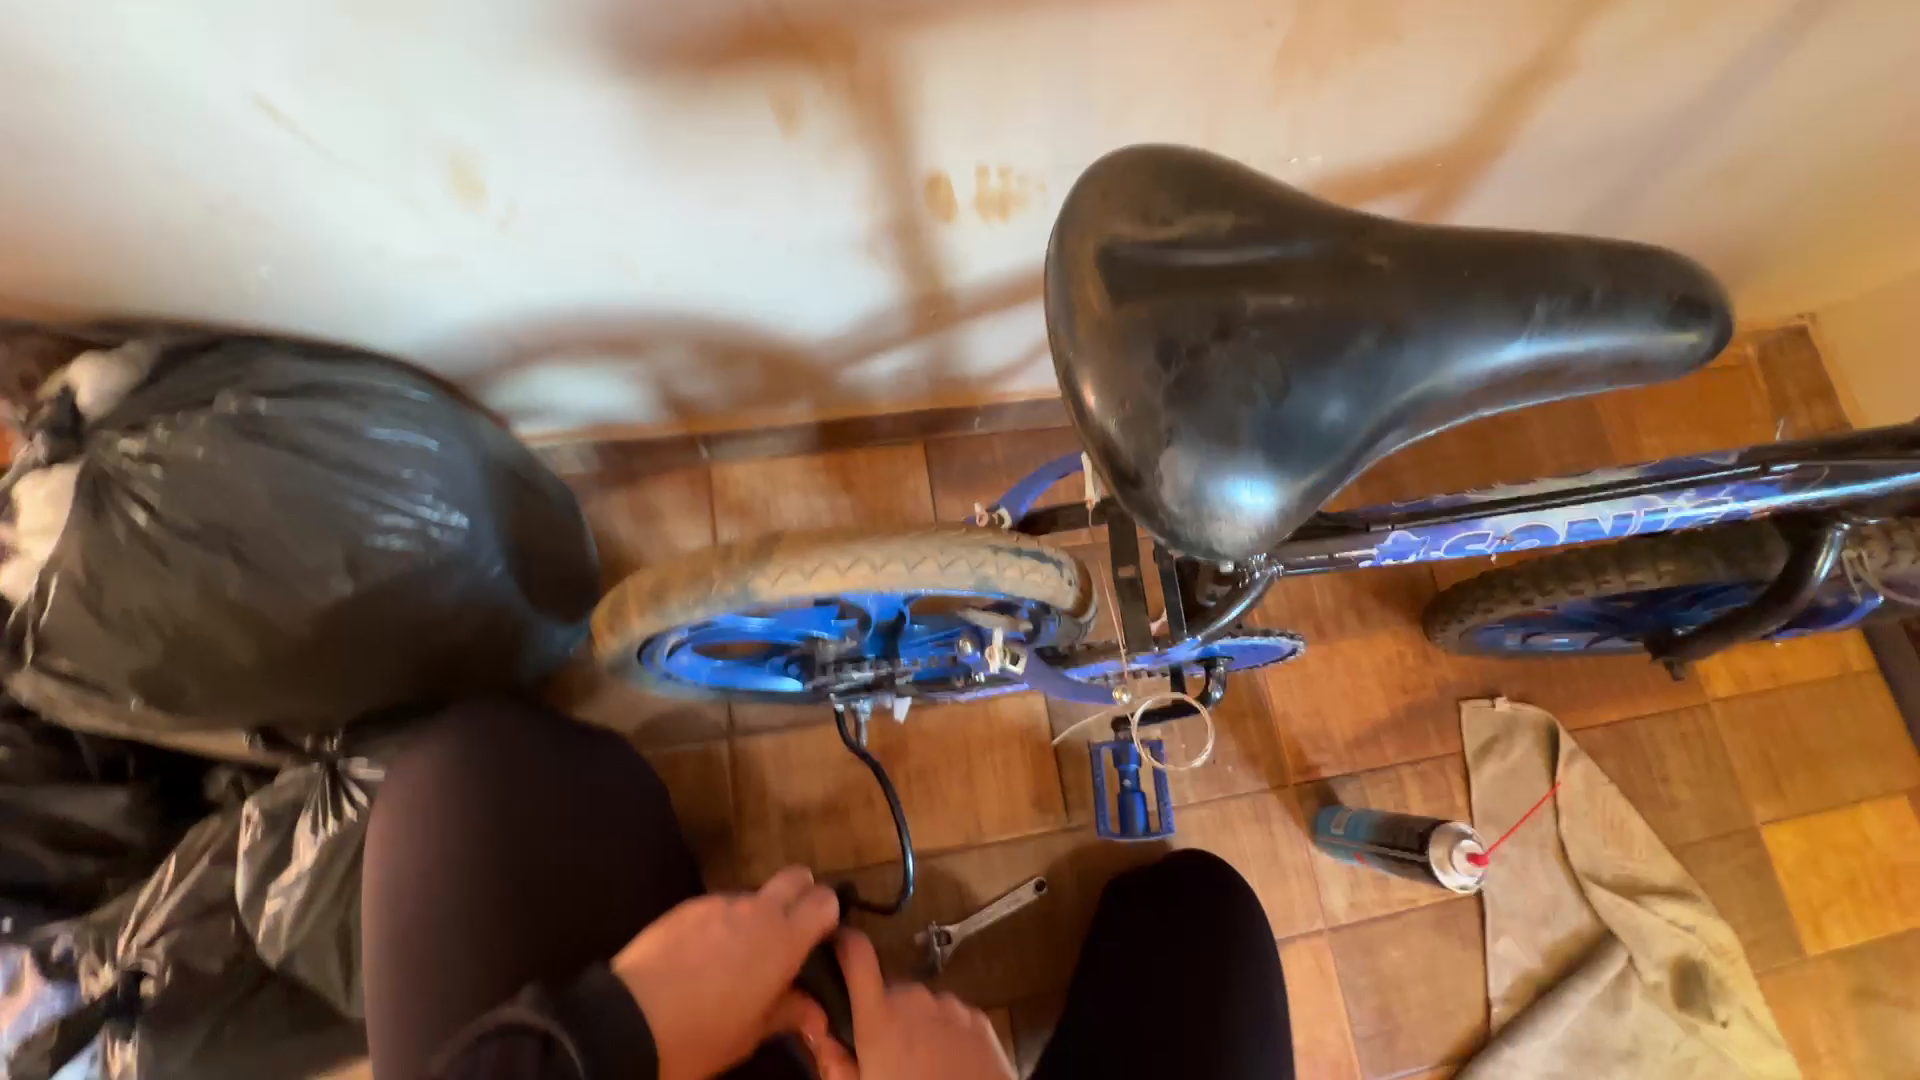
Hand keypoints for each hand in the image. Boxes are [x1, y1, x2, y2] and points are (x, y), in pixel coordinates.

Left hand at [612, 867, 839, 1079]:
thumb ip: (788, 1012)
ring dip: (755, 917)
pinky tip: (698, 959)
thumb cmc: (699, 1037)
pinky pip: (717, 908)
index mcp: (784, 940)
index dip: (827, 915)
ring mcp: (720, 903)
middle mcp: (758, 910)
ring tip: (733, 958)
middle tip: (787, 934)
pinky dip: (719, 925)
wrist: (625, 1025)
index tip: (819, 939)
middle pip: (796, 877)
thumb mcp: (750, 1037)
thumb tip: (817, 1012)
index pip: (825, 900)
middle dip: (800, 896)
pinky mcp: (687, 906)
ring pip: (753, 896)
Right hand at [807, 930, 1014, 1079]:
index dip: (845, 943)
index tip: (837, 943)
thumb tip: (817, 1031)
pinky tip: (950, 1065)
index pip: (857, 954)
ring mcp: (951, 1005)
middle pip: (891, 992)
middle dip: (886, 1014)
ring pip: (923, 1006)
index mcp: (879, 1016)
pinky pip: (953, 1018)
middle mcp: (915, 998)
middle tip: (887, 1053)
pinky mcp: (979, 1019)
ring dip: (918, 1026)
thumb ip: (835, 1061)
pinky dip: (947, 1034)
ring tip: (921, 1065)